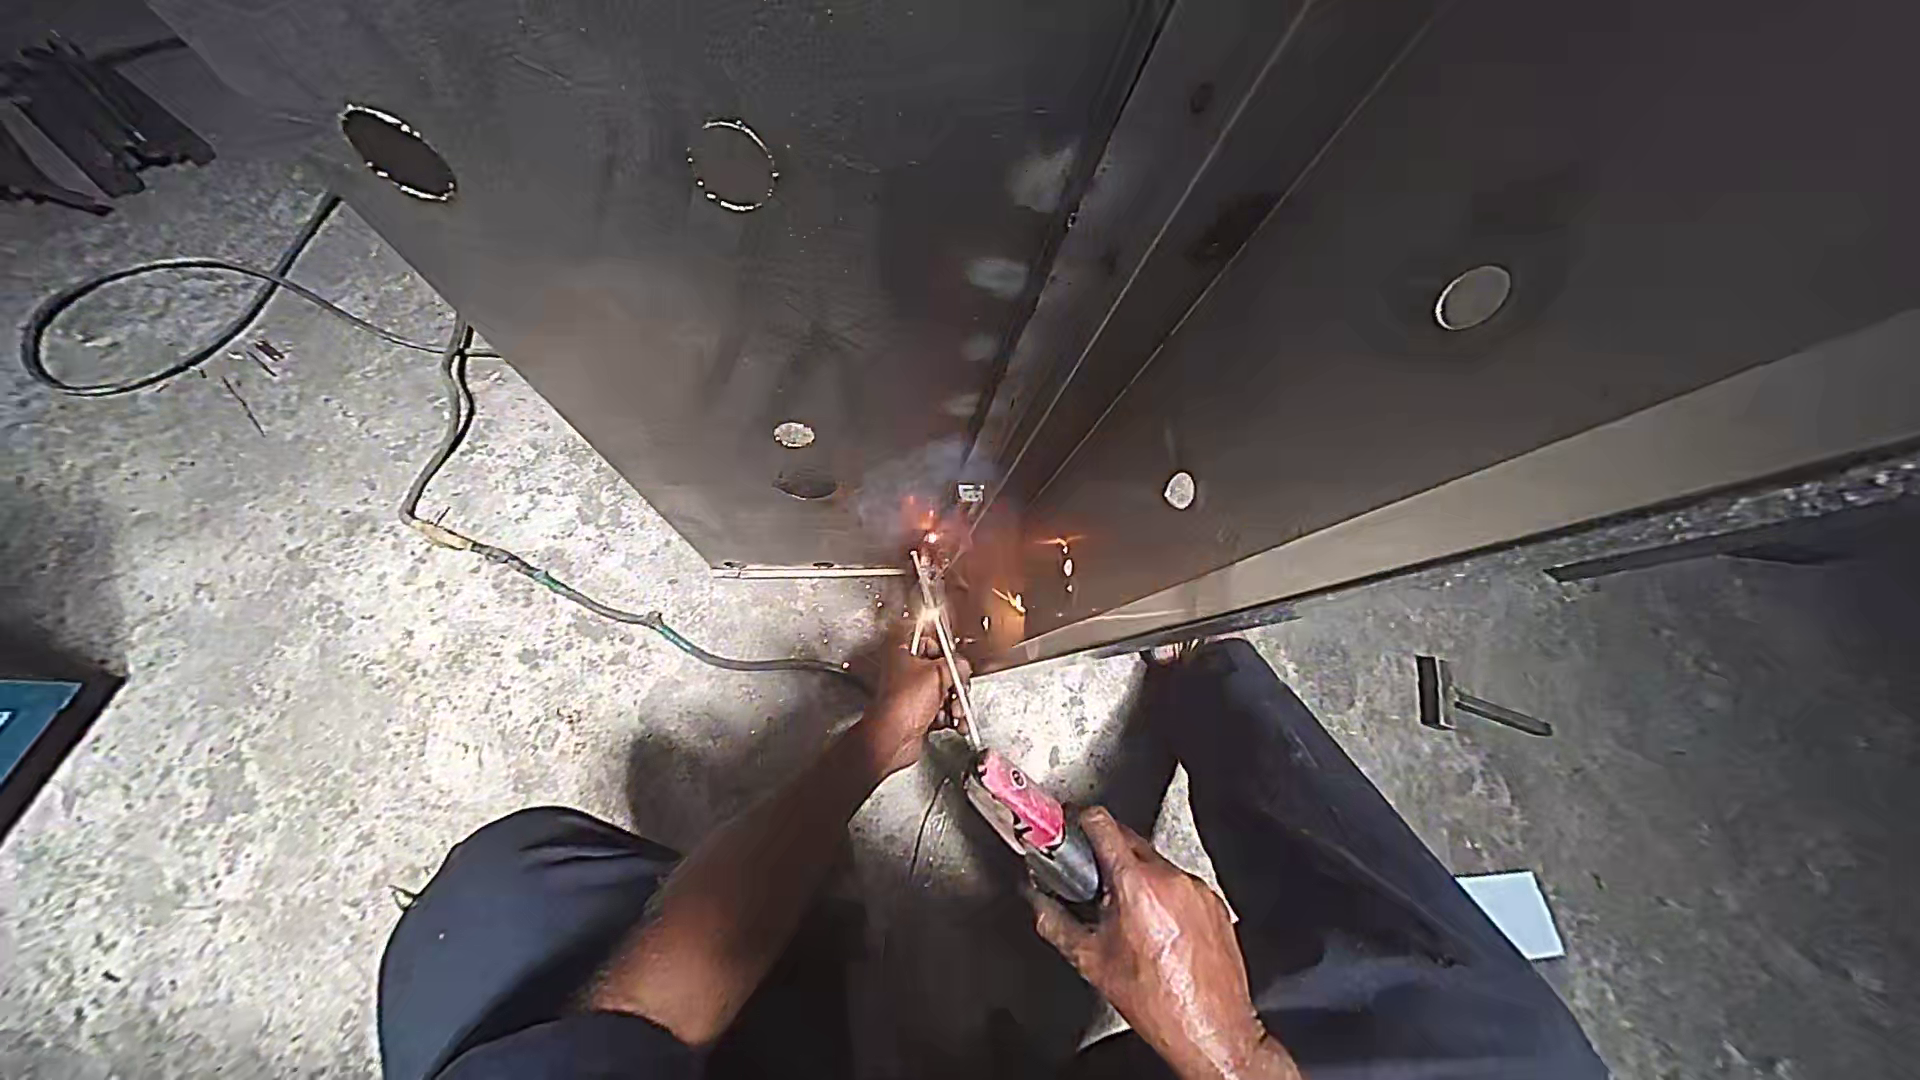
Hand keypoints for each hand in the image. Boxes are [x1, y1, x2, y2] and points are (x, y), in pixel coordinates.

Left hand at [852, 631, 967, 778]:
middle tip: (958, 691)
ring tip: (956, 713)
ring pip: (945, 693)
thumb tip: (962, 665)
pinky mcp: (920, 715)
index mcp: (903, 654)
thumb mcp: (937, 673)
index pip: (928, 642)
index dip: (944, 652)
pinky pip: (943, 711)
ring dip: (956, 704)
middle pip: (941, 670)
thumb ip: (955, 664)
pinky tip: (956, 724)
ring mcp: (913, 695)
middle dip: (955, 684)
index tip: (954, 661)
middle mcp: (906, 673)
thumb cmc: (904, 703)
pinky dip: (952, 718)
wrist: (894, 739)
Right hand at [1028, 807, 1298, 1079]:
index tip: (1073, 823)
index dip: (1082, 818)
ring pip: (1153, 859)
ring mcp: (1195, 887)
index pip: (1103, 822)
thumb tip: (1037, 899)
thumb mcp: (1091, 962)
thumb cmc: (1158, 1003)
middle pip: (1127, 837)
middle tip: (1093, 876)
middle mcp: (1169, 877)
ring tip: (1128, 909)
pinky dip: (1163, 890)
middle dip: (1106, 850)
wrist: (1214, 1033)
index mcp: (1136, 884)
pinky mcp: (1213, 900)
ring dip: (1136, 872)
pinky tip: (1158, 924)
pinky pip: (1178, 880)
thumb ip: (1055, 922)